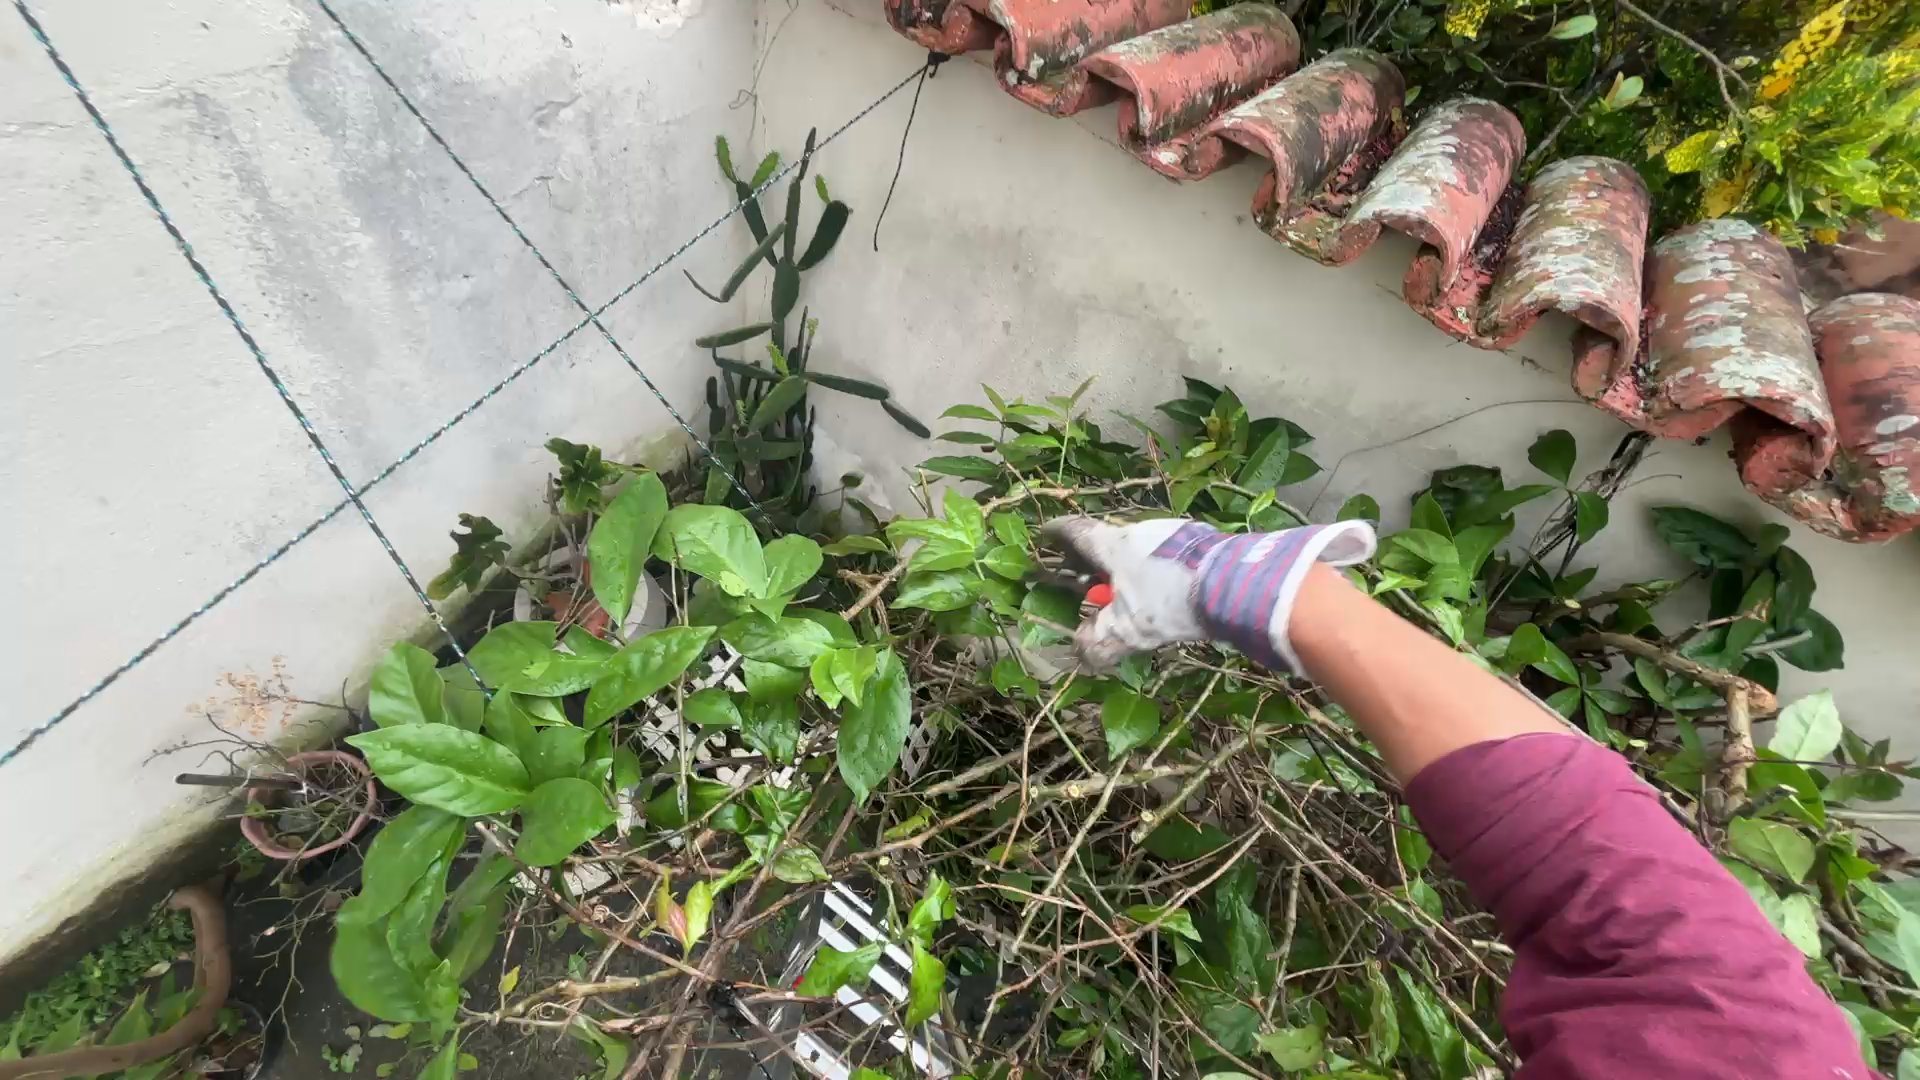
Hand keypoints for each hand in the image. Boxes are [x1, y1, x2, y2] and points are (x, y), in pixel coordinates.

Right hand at [1039, 516, 1375, 671]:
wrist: (1239, 583)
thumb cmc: (1169, 599)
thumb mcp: (1128, 627)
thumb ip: (1099, 641)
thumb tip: (1080, 653)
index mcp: (1113, 545)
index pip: (1075, 533)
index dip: (1056, 535)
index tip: (1045, 534)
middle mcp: (1140, 531)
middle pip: (1109, 542)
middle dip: (1094, 560)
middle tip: (1086, 577)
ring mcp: (1174, 534)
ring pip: (1141, 549)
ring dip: (1130, 568)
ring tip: (1131, 594)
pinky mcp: (1201, 543)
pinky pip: (1168, 556)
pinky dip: (1158, 572)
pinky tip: (1169, 593)